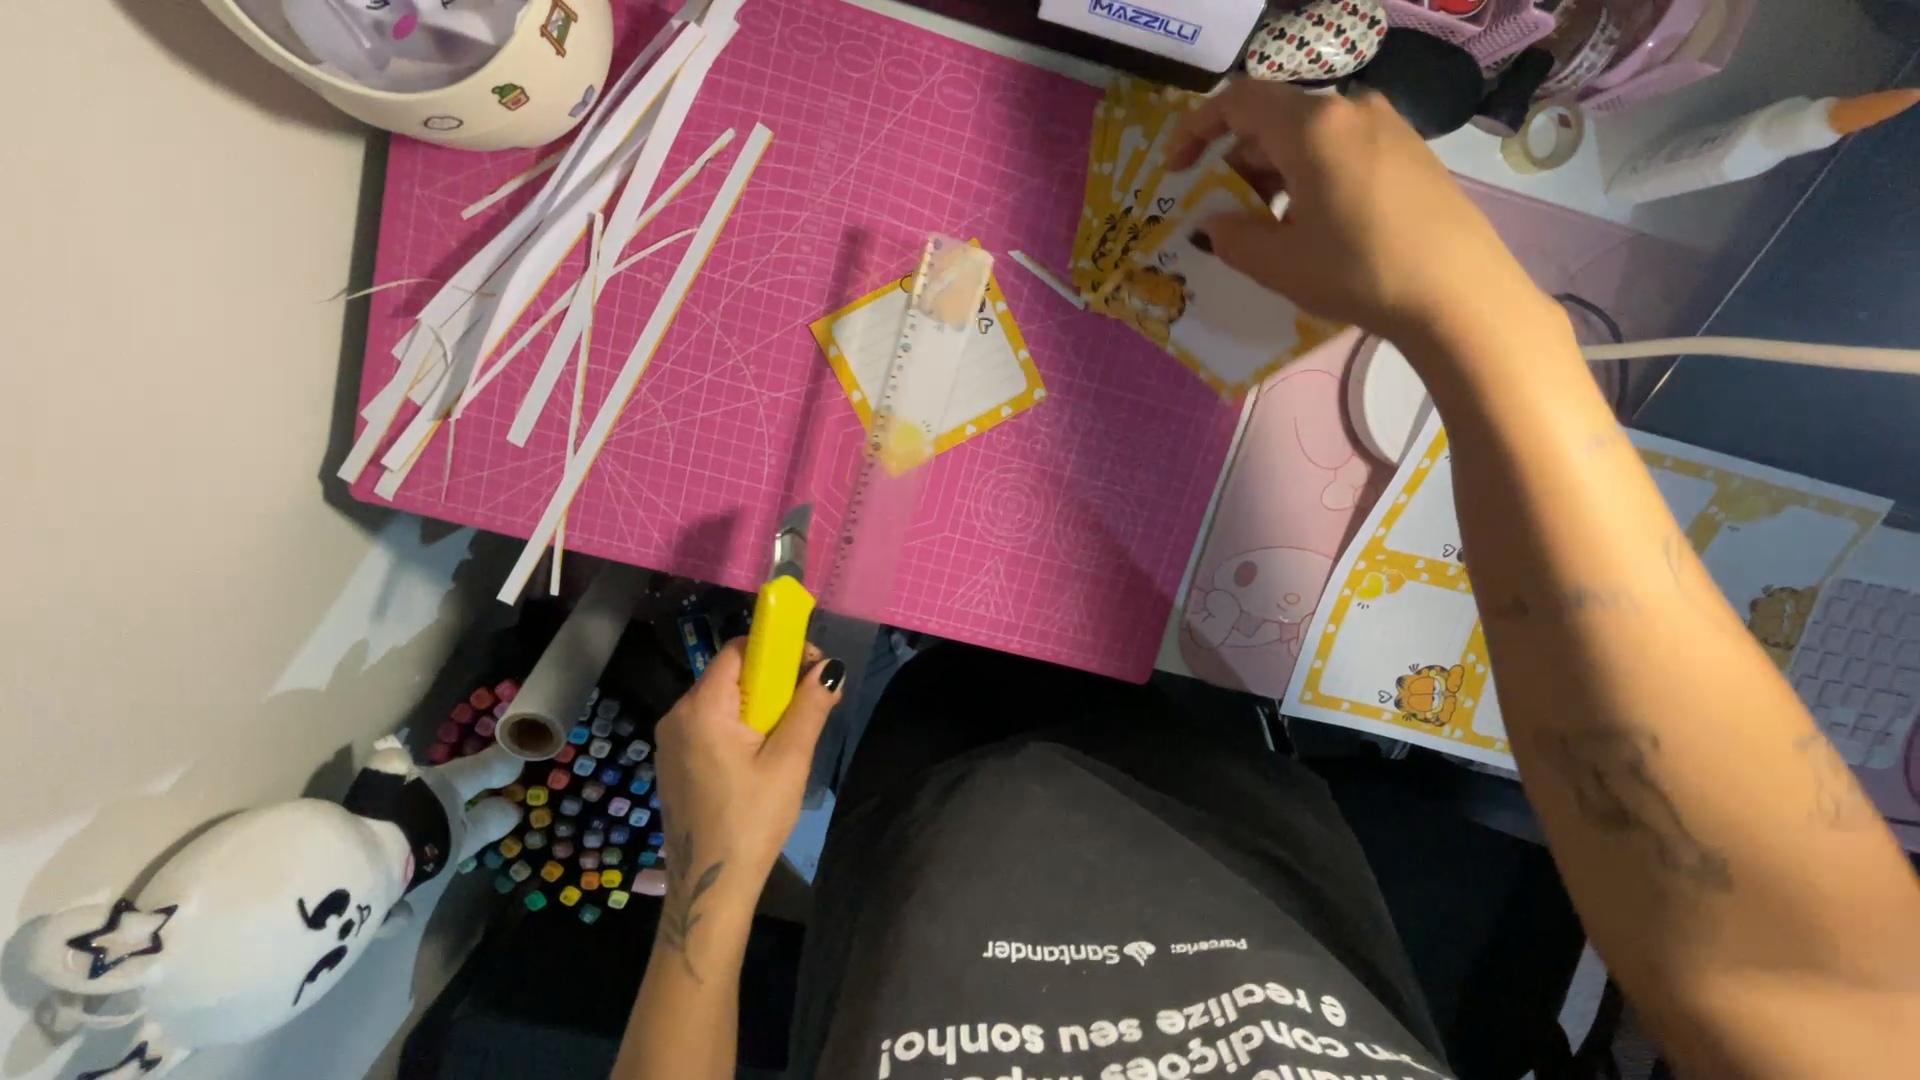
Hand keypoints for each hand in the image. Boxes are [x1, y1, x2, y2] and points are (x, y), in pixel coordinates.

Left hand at [653, 640, 844, 908]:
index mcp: (701, 709)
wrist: (710, 886)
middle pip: (729, 673)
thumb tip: (831, 667)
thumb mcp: (790, 761)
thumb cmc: (753, 819)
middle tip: (808, 703)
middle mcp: (676, 715)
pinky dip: (737, 725)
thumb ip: (810, 706)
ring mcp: (670, 740)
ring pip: (721, 699)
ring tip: (788, 734)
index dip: (776, 649)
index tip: (810, 668)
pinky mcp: (673, 761)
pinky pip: (709, 724)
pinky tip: (759, 756)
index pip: (737, 649)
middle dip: (772, 679)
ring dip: (757, 704)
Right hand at [1166, 81, 1554, 350]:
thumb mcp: (1278, 263)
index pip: (1238, 101)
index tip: (1176, 170)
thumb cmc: (1358, 271)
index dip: (1196, 131)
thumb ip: (1231, 237)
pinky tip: (1307, 224)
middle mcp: (1350, 110)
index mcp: (1312, 127)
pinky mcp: (1406, 150)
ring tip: (1262, 226)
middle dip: (1234, 162)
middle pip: (1273, 119)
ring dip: (1271, 174)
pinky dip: (1306, 177)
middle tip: (1219, 212)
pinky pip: (1338, 150)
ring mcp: (1385, 127)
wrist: (1457, 291)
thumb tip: (1211, 224)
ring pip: (1306, 137)